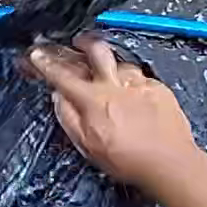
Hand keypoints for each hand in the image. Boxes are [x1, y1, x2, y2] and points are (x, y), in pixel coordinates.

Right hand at [25, 36, 201, 189]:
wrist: (170, 163)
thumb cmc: (128, 160)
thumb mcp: (87, 146)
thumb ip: (69, 118)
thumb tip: (58, 97)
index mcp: (94, 100)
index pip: (62, 76)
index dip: (46, 64)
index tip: (36, 55)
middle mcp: (115, 86)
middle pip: (96, 51)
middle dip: (83, 43)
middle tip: (77, 43)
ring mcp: (139, 84)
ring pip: (119, 63)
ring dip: (110, 65)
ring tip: (108, 74)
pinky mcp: (158, 89)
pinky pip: (139, 76)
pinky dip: (131, 81)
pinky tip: (131, 92)